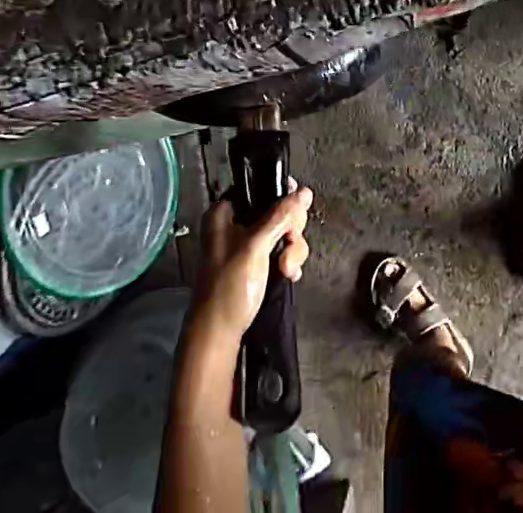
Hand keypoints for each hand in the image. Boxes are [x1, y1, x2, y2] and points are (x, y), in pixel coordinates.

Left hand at [191, 184, 313, 340]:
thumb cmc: (229, 288)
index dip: (281, 196)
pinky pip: (282, 251)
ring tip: (287, 270)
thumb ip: (280, 216)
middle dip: (290, 230)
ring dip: (292, 250)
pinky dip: (289, 261)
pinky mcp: (257, 264)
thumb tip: (304, 191)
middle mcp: (236, 223)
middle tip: (288, 244)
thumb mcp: (255, 247)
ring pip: (284, 231)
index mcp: (225, 211)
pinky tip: (289, 275)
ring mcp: (247, 245)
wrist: (219, 336)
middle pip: (278, 209)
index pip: (260, 187)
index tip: (295, 211)